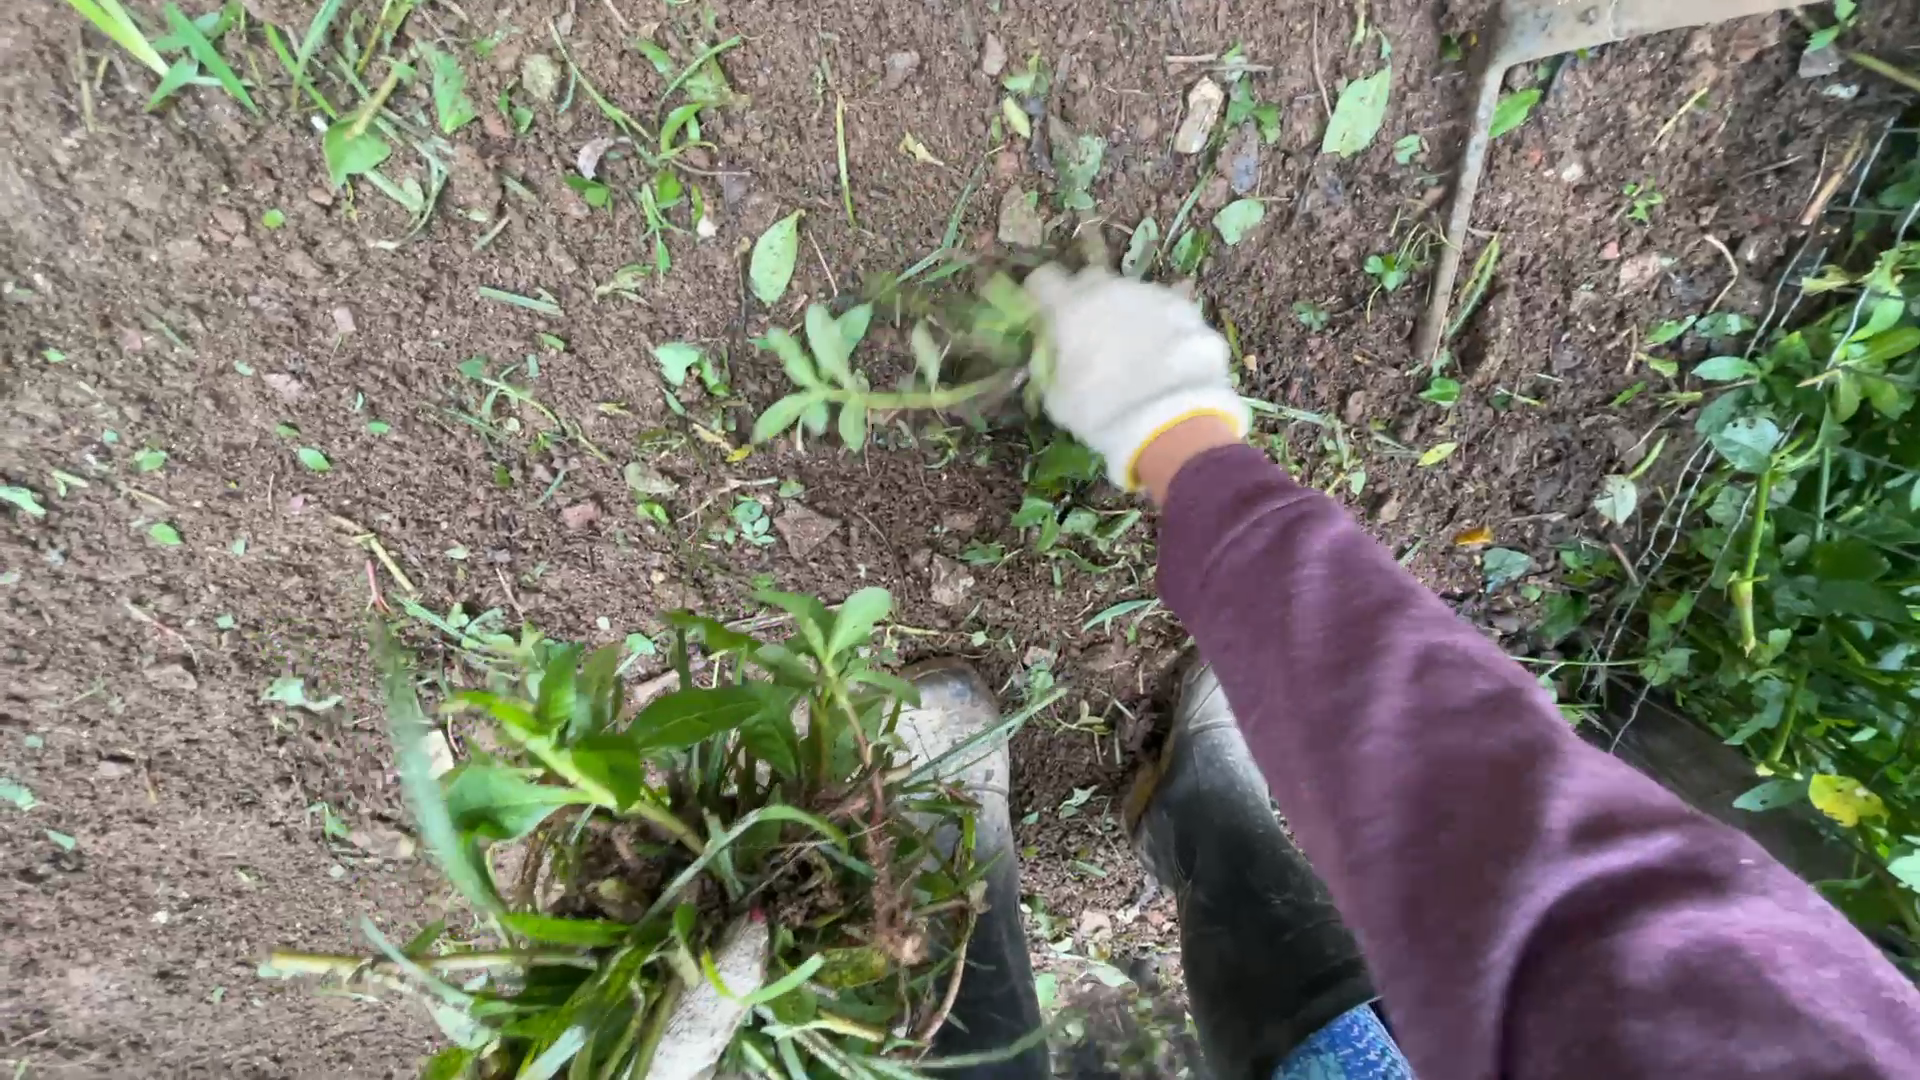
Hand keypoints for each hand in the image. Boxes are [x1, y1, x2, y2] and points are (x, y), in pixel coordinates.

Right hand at [1024, 265, 1247, 490]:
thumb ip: (1053, 371)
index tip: (1045, 312)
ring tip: (1134, 349)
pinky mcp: (1185, 308)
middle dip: (1085, 299)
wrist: (1171, 417)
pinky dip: (1159, 325)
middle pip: (1089, 279)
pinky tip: (1164, 354)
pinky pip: (1164, 309)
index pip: (1044, 279)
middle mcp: (1109, 290)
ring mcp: (1151, 294)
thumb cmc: (1102, 411)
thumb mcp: (1060, 401)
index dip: (1042, 294)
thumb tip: (1056, 364)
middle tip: (1089, 331)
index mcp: (1070, 309)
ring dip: (1126, 313)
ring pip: (1130, 294)